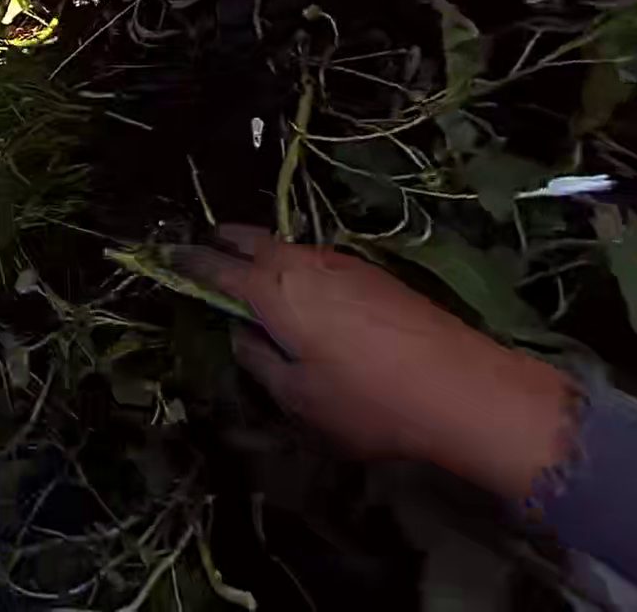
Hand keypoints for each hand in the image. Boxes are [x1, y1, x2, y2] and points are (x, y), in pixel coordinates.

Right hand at [181, 224, 574, 499]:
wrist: (470, 390)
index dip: (186, 260)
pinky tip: (307, 289)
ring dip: (260, 251)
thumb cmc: (369, 399)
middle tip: (208, 249)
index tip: (167, 255)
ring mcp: (336, 261)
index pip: (214, 266)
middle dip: (222, 239)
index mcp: (269, 290)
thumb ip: (258, 359)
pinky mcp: (368, 270)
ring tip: (255, 271)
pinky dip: (293, 262)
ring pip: (283, 244)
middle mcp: (297, 263)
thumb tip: (243, 334)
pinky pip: (314, 256)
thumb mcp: (298, 397)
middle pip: (247, 237)